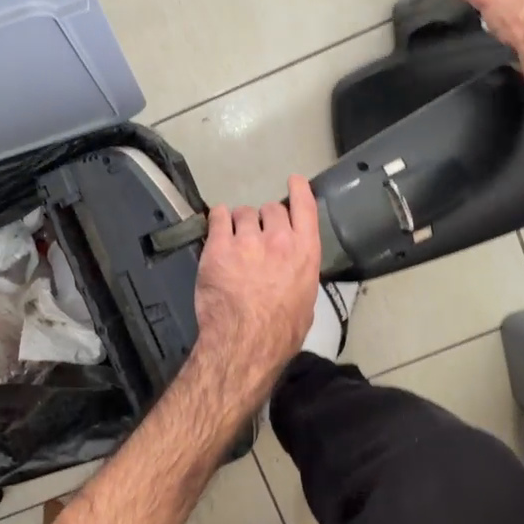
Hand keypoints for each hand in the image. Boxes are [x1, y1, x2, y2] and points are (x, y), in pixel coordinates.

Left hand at [191, 175, 321, 397]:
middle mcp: (279, 239)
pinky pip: (218, 217)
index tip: (294, 181)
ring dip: (239, 222)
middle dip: (264, 219)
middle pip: (271, 209)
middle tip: (255, 236)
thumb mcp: (306, 302)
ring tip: (234, 239)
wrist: (245, 342)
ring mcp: (248, 240)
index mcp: (306, 253)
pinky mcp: (219, 246)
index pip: (305, 208)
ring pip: (243, 213)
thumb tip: (292, 273)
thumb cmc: (280, 332)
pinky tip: (217, 227)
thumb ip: (299, 276)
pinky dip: (218, 220)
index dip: (299, 190)